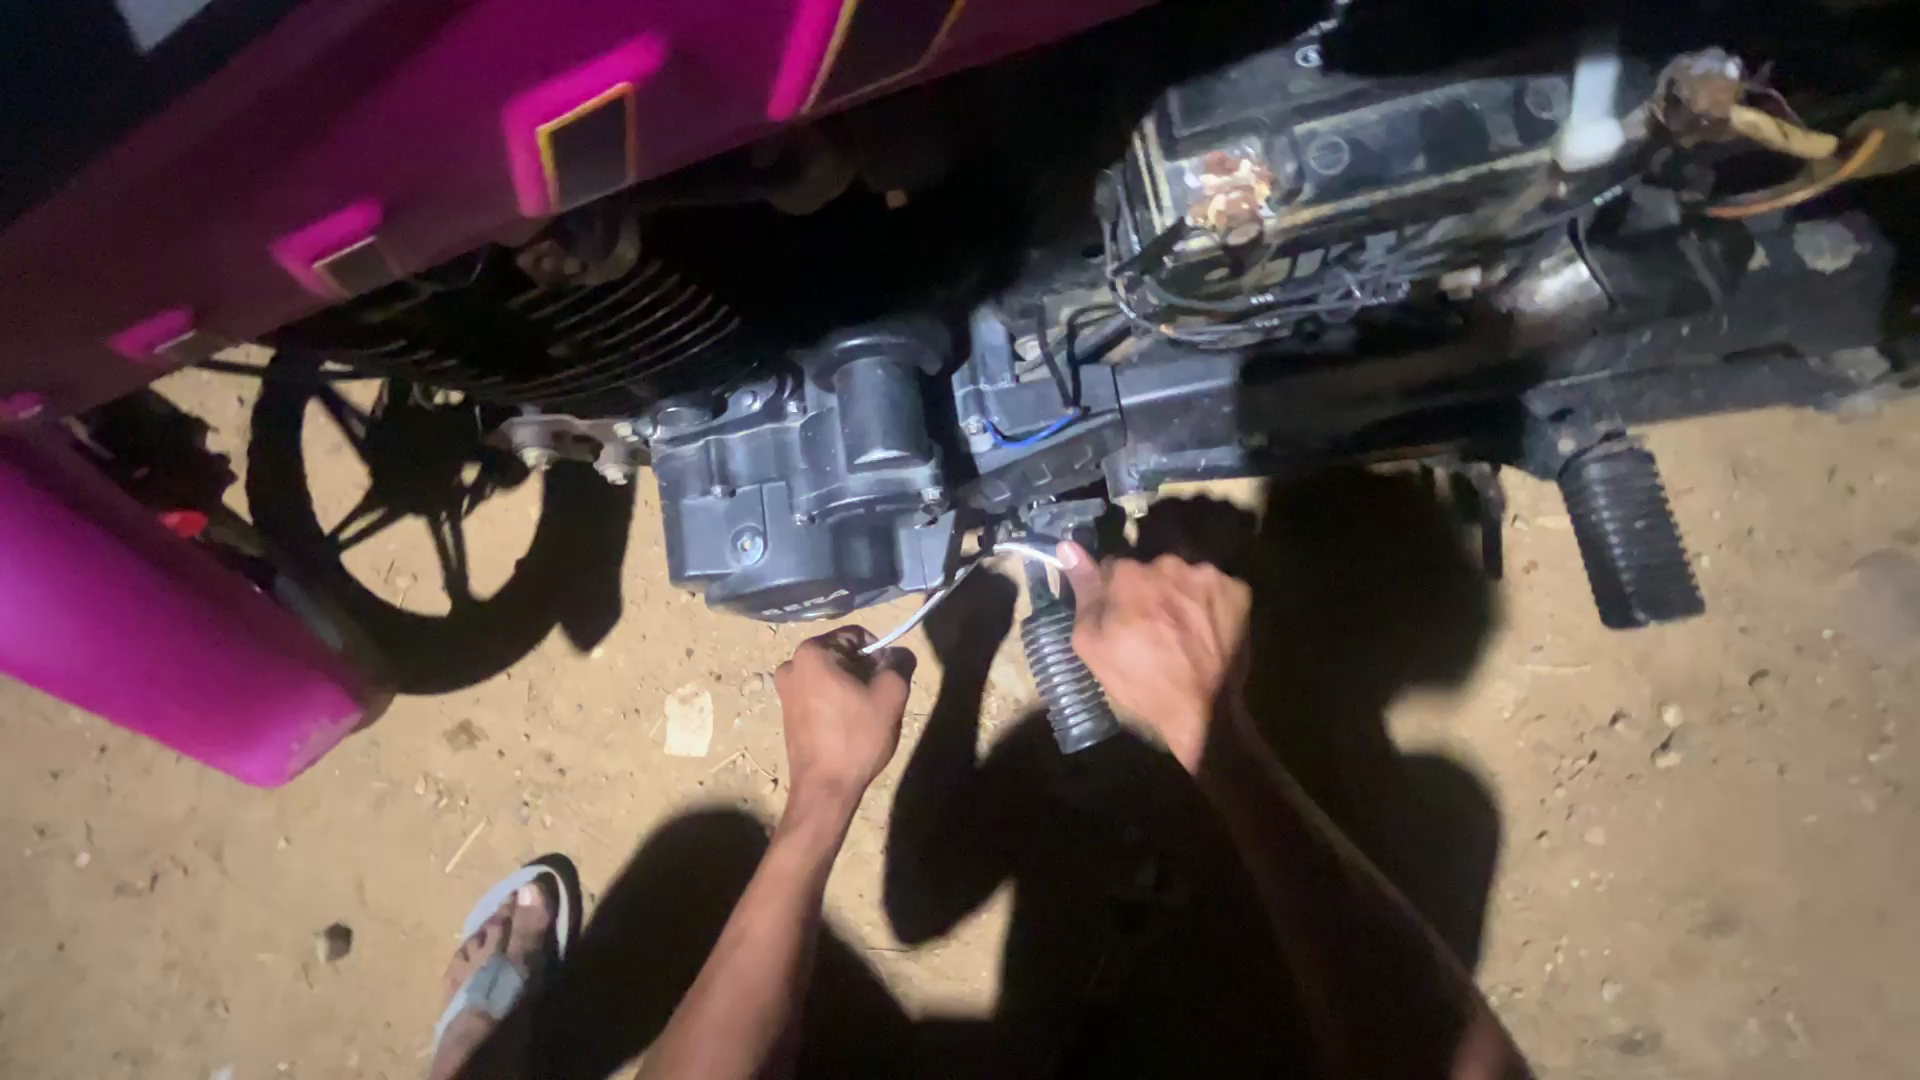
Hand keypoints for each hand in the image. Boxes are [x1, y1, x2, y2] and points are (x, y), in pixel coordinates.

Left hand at [774, 627, 916, 813]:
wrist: (824, 788)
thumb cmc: (857, 737)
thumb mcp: (891, 695)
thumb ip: (899, 664)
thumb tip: (899, 654)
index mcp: (812, 652)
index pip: (856, 635)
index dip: (879, 652)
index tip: (888, 677)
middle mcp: (792, 664)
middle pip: (842, 653)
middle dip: (864, 669)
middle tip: (878, 697)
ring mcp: (785, 689)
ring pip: (831, 673)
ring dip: (851, 685)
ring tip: (865, 712)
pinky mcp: (787, 711)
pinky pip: (818, 691)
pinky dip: (836, 699)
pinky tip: (848, 723)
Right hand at [1058, 541, 1251, 771]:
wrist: (1204, 711)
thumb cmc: (1139, 680)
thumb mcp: (1092, 643)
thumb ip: (1083, 590)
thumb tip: (1067, 547)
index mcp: (1129, 574)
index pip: (1113, 568)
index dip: (1114, 595)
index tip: (1121, 618)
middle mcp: (1168, 564)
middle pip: (1151, 570)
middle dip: (1148, 591)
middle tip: (1152, 627)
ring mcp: (1207, 576)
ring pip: (1183, 577)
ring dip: (1179, 595)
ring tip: (1182, 631)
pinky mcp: (1238, 590)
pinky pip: (1214, 587)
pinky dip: (1209, 604)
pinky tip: (1206, 630)